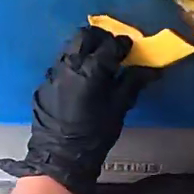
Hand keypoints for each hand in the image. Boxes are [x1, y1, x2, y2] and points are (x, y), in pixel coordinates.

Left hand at [0, 26, 157, 193]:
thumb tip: (150, 70)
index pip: (110, 44)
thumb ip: (132, 83)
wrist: (60, 157)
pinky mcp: (43, 83)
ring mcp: (53, 73)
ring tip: (95, 64)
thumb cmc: (94, 134)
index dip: (123, 44)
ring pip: (70, 48)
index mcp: (90, 69)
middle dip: (100, 39)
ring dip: (84, 50)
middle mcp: (69, 64)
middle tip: (111, 50)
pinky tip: (79, 81)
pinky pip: (60, 65)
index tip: (130, 49)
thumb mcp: (118, 109)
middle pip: (85, 36)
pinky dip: (72, 66)